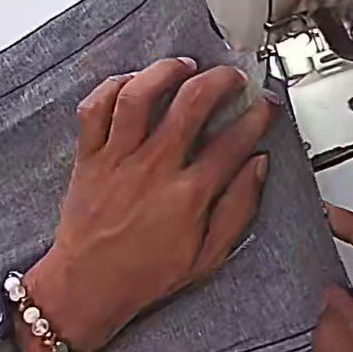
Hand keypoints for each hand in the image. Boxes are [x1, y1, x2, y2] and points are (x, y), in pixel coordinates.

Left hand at [23, 58, 274, 351]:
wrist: (87, 285)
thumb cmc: (143, 274)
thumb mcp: (207, 256)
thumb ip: (238, 209)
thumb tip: (257, 167)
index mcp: (187, 195)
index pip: (232, 141)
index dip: (256, 117)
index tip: (264, 107)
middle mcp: (153, 169)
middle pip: (191, 104)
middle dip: (220, 81)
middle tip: (231, 78)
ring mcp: (118, 160)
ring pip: (139, 96)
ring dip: (165, 72)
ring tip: (183, 66)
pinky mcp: (89, 158)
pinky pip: (94, 109)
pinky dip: (112, 87)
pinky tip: (132, 82)